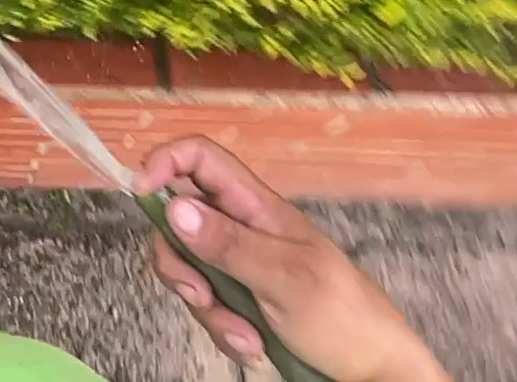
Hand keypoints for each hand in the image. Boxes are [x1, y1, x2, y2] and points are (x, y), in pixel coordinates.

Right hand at [135, 137, 447, 381]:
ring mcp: (234, 262)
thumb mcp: (287, 279)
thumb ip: (229, 243)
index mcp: (253, 204)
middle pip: (175, 218)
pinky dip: (218, 327)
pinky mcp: (235, 296)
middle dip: (178, 261)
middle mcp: (237, 225)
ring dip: (205, 307)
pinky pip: (202, 302)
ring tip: (246, 338)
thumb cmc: (345, 317)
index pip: (198, 157)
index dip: (164, 160)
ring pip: (185, 265)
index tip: (140, 191)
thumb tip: (173, 206)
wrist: (376, 375)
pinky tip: (251, 346)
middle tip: (199, 294)